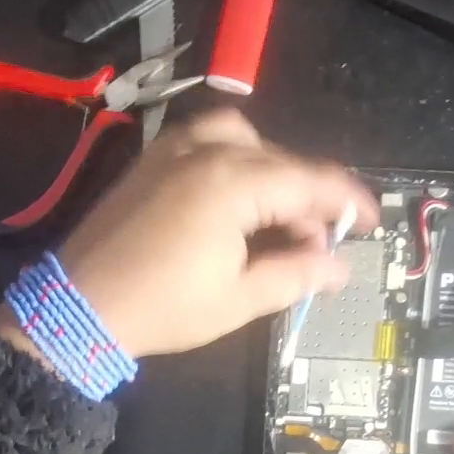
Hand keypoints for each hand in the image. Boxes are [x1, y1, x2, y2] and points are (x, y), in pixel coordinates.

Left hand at [0, 110, 377, 358]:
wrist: (80, 307)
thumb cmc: (162, 309)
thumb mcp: (238, 300)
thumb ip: (296, 276)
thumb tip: (339, 268)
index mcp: (234, 183)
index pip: (312, 181)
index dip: (350, 203)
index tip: (373, 224)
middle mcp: (208, 150)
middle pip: (282, 162)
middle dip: (309, 203)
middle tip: (317, 249)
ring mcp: (174, 148)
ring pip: (248, 145)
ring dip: (274, 180)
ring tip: (277, 227)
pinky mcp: (153, 160)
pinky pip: (210, 145)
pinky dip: (238, 168)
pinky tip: (237, 208)